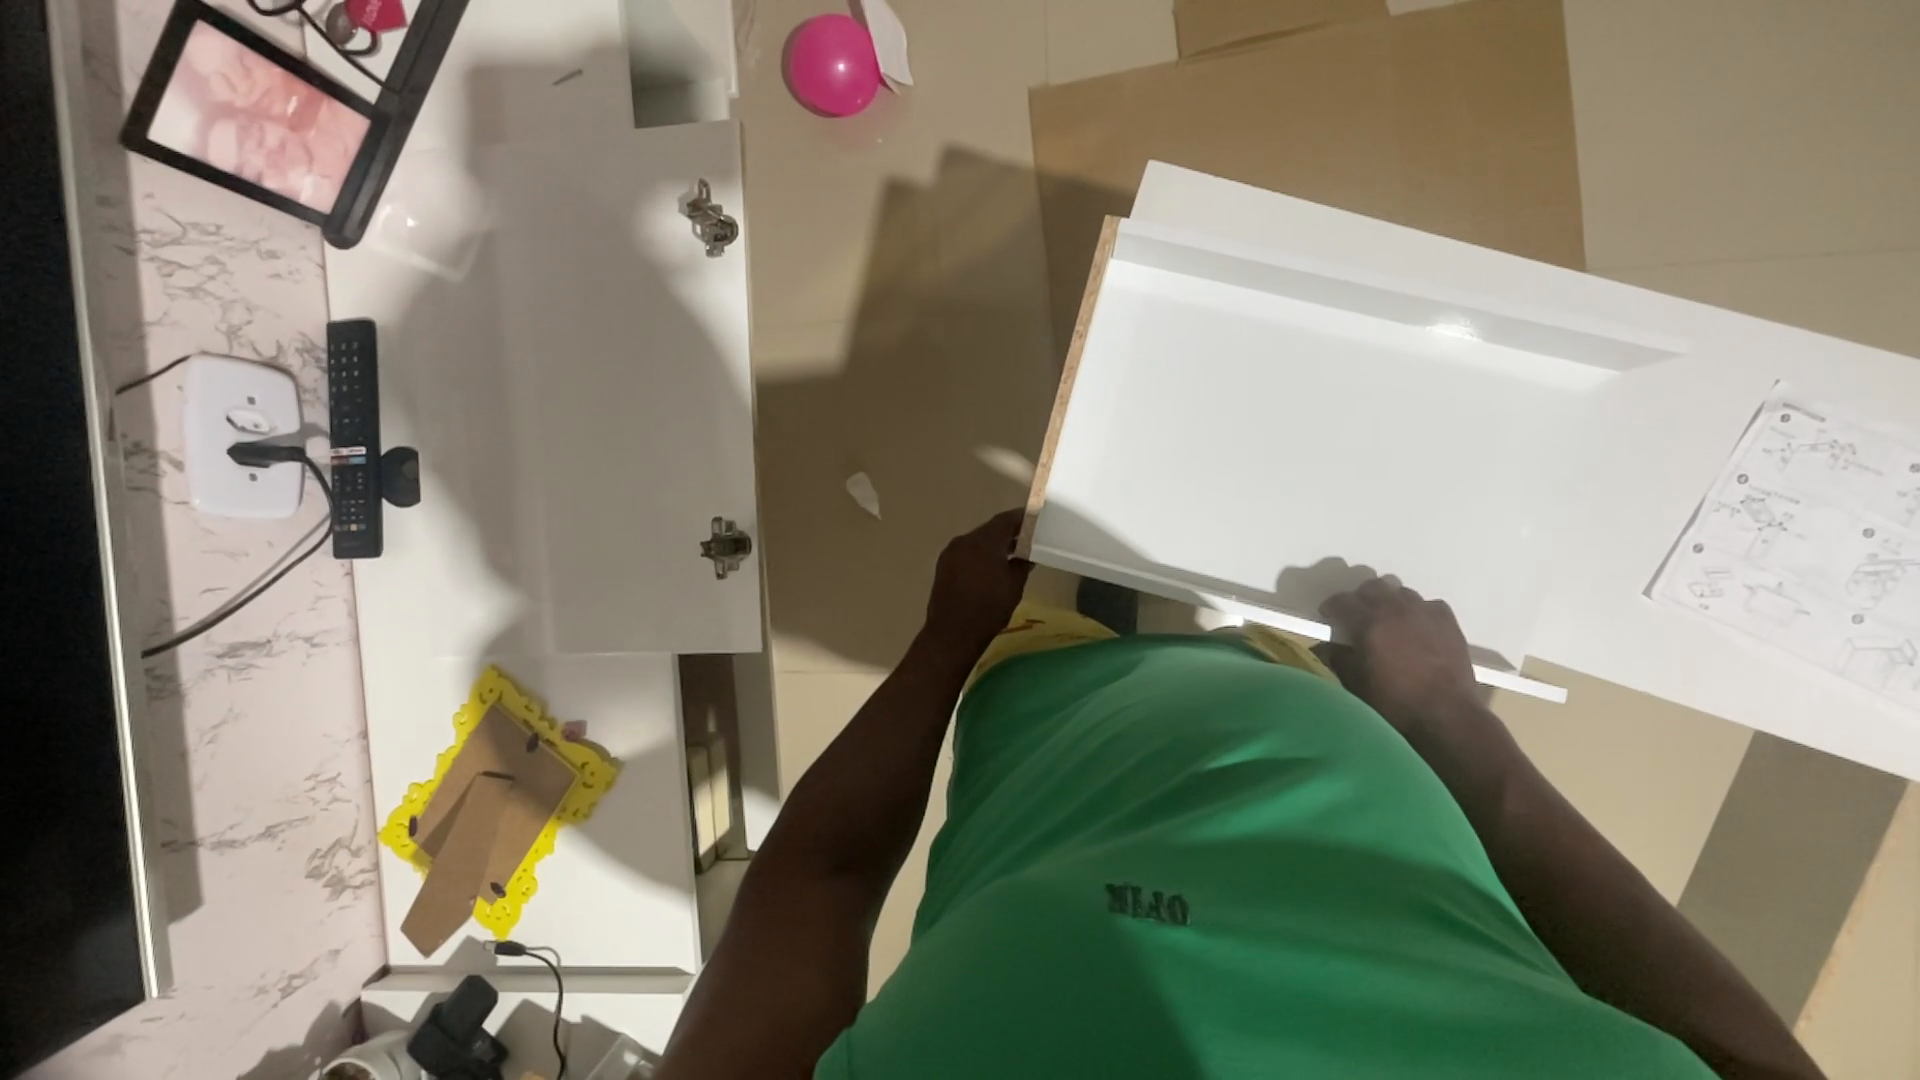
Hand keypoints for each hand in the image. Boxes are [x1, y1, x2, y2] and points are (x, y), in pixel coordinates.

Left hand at [923, 509, 1032, 654]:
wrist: (952, 633)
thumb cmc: (989, 609)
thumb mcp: (1014, 587)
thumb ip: (1022, 565)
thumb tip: (1027, 556)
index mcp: (984, 542)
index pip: (1005, 520)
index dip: (1022, 518)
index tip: (1035, 520)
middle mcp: (964, 541)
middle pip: (990, 529)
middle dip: (1008, 533)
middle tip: (1026, 539)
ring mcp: (951, 553)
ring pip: (976, 541)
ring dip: (993, 545)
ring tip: (1010, 554)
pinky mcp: (943, 566)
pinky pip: (966, 553)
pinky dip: (979, 555)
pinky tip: (990, 567)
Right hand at [1318, 578, 1488, 733]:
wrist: (1446, 715)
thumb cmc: (1394, 701)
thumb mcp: (1355, 682)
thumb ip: (1337, 658)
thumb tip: (1325, 646)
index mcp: (1369, 622)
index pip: (1344, 600)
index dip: (1332, 605)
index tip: (1327, 615)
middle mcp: (1397, 610)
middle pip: (1374, 586)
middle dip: (1361, 597)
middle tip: (1356, 614)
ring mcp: (1426, 613)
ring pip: (1402, 592)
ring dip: (1390, 601)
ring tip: (1387, 619)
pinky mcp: (1449, 623)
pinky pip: (1429, 605)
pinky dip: (1418, 610)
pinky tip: (1416, 626)